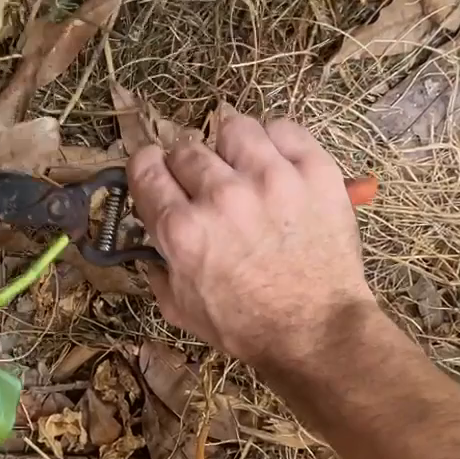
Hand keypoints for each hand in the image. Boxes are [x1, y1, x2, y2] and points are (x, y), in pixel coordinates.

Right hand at [129, 113, 376, 369]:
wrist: (314, 330)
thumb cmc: (244, 326)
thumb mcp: (179, 308)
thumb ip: (157, 270)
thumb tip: (152, 245)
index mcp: (181, 230)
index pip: (145, 168)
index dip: (146, 169)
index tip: (155, 176)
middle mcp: (220, 195)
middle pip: (185, 150)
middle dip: (185, 167)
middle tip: (201, 187)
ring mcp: (270, 177)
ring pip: (232, 128)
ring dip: (227, 147)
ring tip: (238, 167)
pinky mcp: (313, 170)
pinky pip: (282, 129)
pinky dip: (271, 142)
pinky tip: (272, 163)